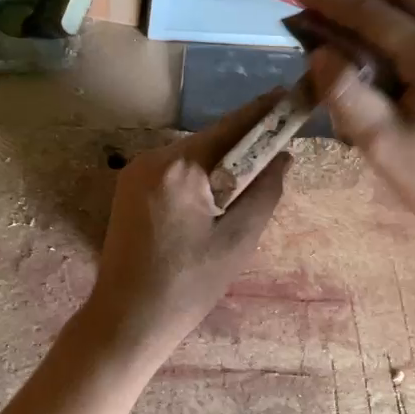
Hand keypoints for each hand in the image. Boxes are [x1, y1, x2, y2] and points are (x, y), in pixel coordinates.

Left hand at [79, 93, 291, 360]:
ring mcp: (134, 173)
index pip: (231, 127)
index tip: (289, 94)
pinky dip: (197, 176)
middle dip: (244, 143)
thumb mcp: (237, 240)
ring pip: (190, 156)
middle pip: (209, 140)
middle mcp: (152, 159)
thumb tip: (283, 156)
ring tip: (253, 176)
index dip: (263, 111)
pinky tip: (217, 195)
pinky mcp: (127, 190)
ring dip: (220, 162)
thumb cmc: (187, 286)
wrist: (125, 319)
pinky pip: (172, 172)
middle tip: (279, 144)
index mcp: (179, 167)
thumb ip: (264, 192)